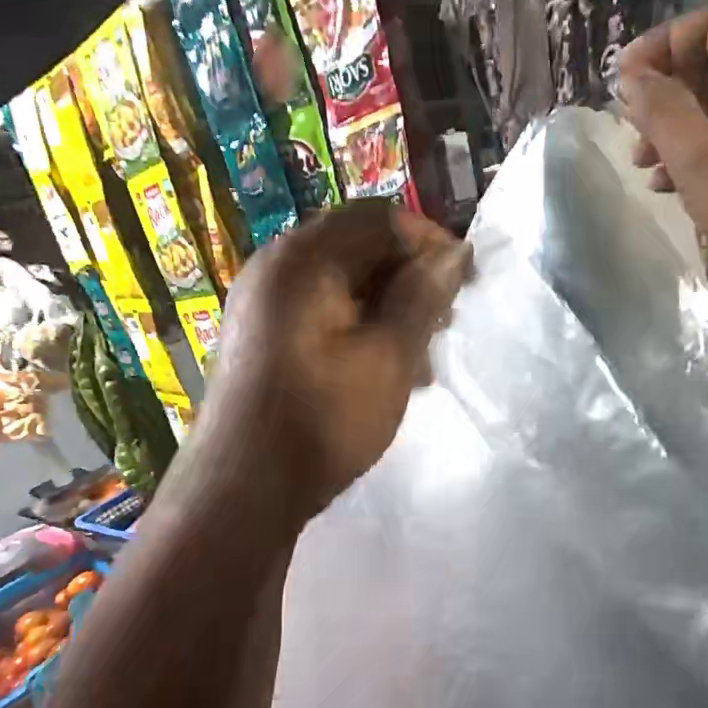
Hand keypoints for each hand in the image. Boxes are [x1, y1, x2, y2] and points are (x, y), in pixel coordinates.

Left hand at [181, 203, 470, 523]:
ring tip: (420, 354)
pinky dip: (357, 324)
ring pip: (340, 281)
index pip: (379, 218)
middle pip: (357, 246)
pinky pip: (317, 308)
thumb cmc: (324, 418)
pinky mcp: (258, 334)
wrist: (243, 489)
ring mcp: (260, 301)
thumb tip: (455, 252)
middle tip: (444, 320)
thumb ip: (423, 296)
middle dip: (409, 277)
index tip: (465, 281)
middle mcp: (274, 266)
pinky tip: (381, 367)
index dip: (430, 241)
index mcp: (303, 258)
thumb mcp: (389, 356)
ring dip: (387, 305)